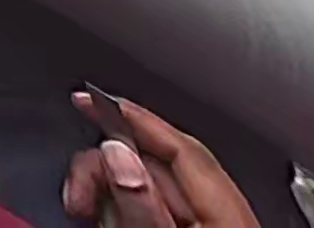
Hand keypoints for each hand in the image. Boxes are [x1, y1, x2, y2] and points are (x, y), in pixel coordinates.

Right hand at [64, 93, 260, 227]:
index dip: (131, 115)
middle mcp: (226, 219)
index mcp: (234, 221)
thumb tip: (115, 149)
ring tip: (84, 209)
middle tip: (79, 190)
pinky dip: (118, 204)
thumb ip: (143, 205)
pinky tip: (102, 216)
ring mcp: (209, 224)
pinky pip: (148, 205)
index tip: (86, 98)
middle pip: (156, 164)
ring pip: (147, 184)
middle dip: (105, 166)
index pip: (183, 147)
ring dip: (105, 188)